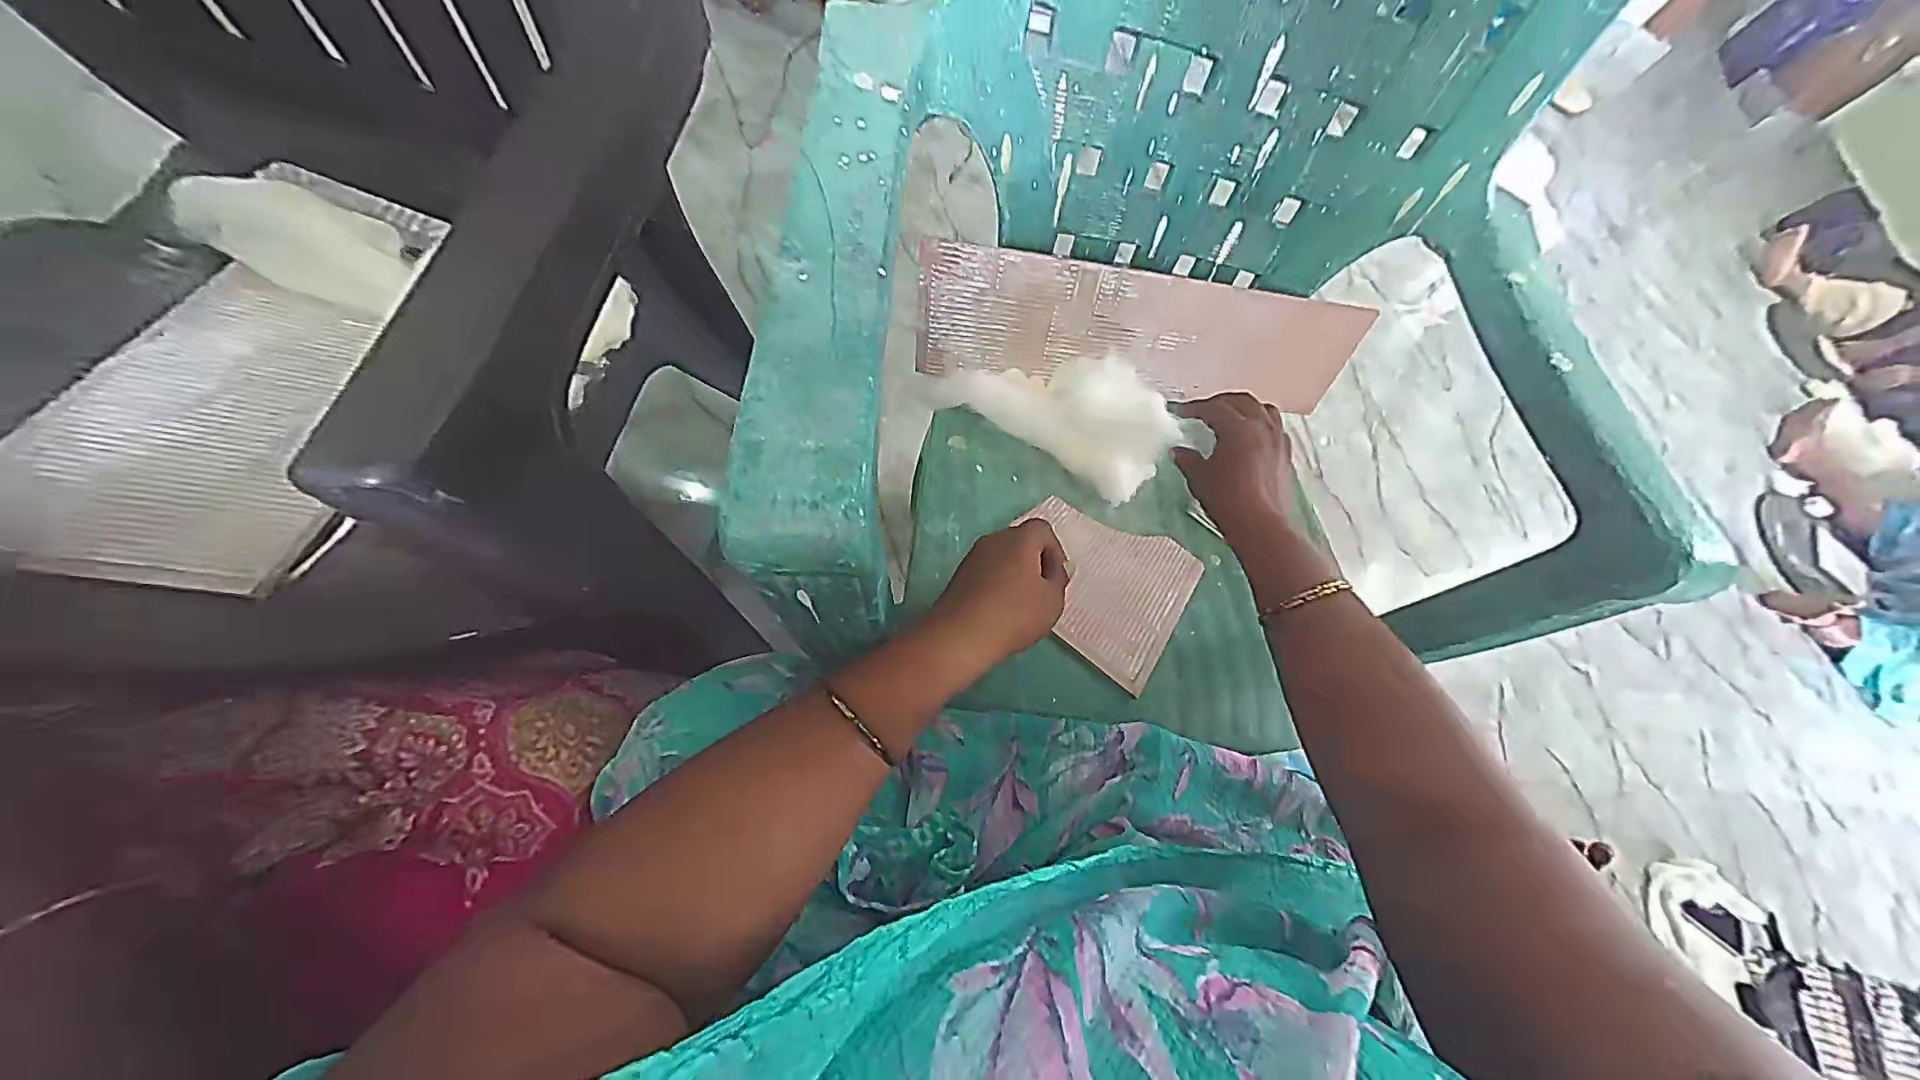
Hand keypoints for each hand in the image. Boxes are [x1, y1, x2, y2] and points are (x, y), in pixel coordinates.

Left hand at [924, 520, 1069, 668]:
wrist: (961, 635)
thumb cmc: (1014, 614)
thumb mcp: (1052, 601)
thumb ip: (1059, 579)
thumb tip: (1055, 568)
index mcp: (1019, 539)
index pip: (1042, 529)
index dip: (1054, 551)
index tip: (1056, 577)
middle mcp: (993, 540)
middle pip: (1020, 541)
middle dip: (1035, 561)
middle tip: (1042, 591)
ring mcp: (973, 557)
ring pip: (1002, 557)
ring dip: (1015, 573)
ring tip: (1021, 604)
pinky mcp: (959, 575)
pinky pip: (987, 571)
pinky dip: (997, 583)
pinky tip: (1000, 610)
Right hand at [1172, 393, 1293, 540]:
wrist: (1260, 526)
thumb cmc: (1227, 501)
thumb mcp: (1199, 478)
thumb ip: (1188, 459)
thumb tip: (1179, 451)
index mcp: (1238, 429)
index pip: (1213, 408)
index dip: (1194, 408)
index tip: (1180, 413)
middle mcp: (1262, 427)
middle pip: (1240, 401)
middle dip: (1218, 402)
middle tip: (1201, 411)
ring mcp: (1277, 439)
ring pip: (1262, 409)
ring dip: (1243, 408)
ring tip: (1229, 417)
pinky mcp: (1285, 454)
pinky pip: (1274, 426)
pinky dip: (1260, 423)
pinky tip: (1251, 436)